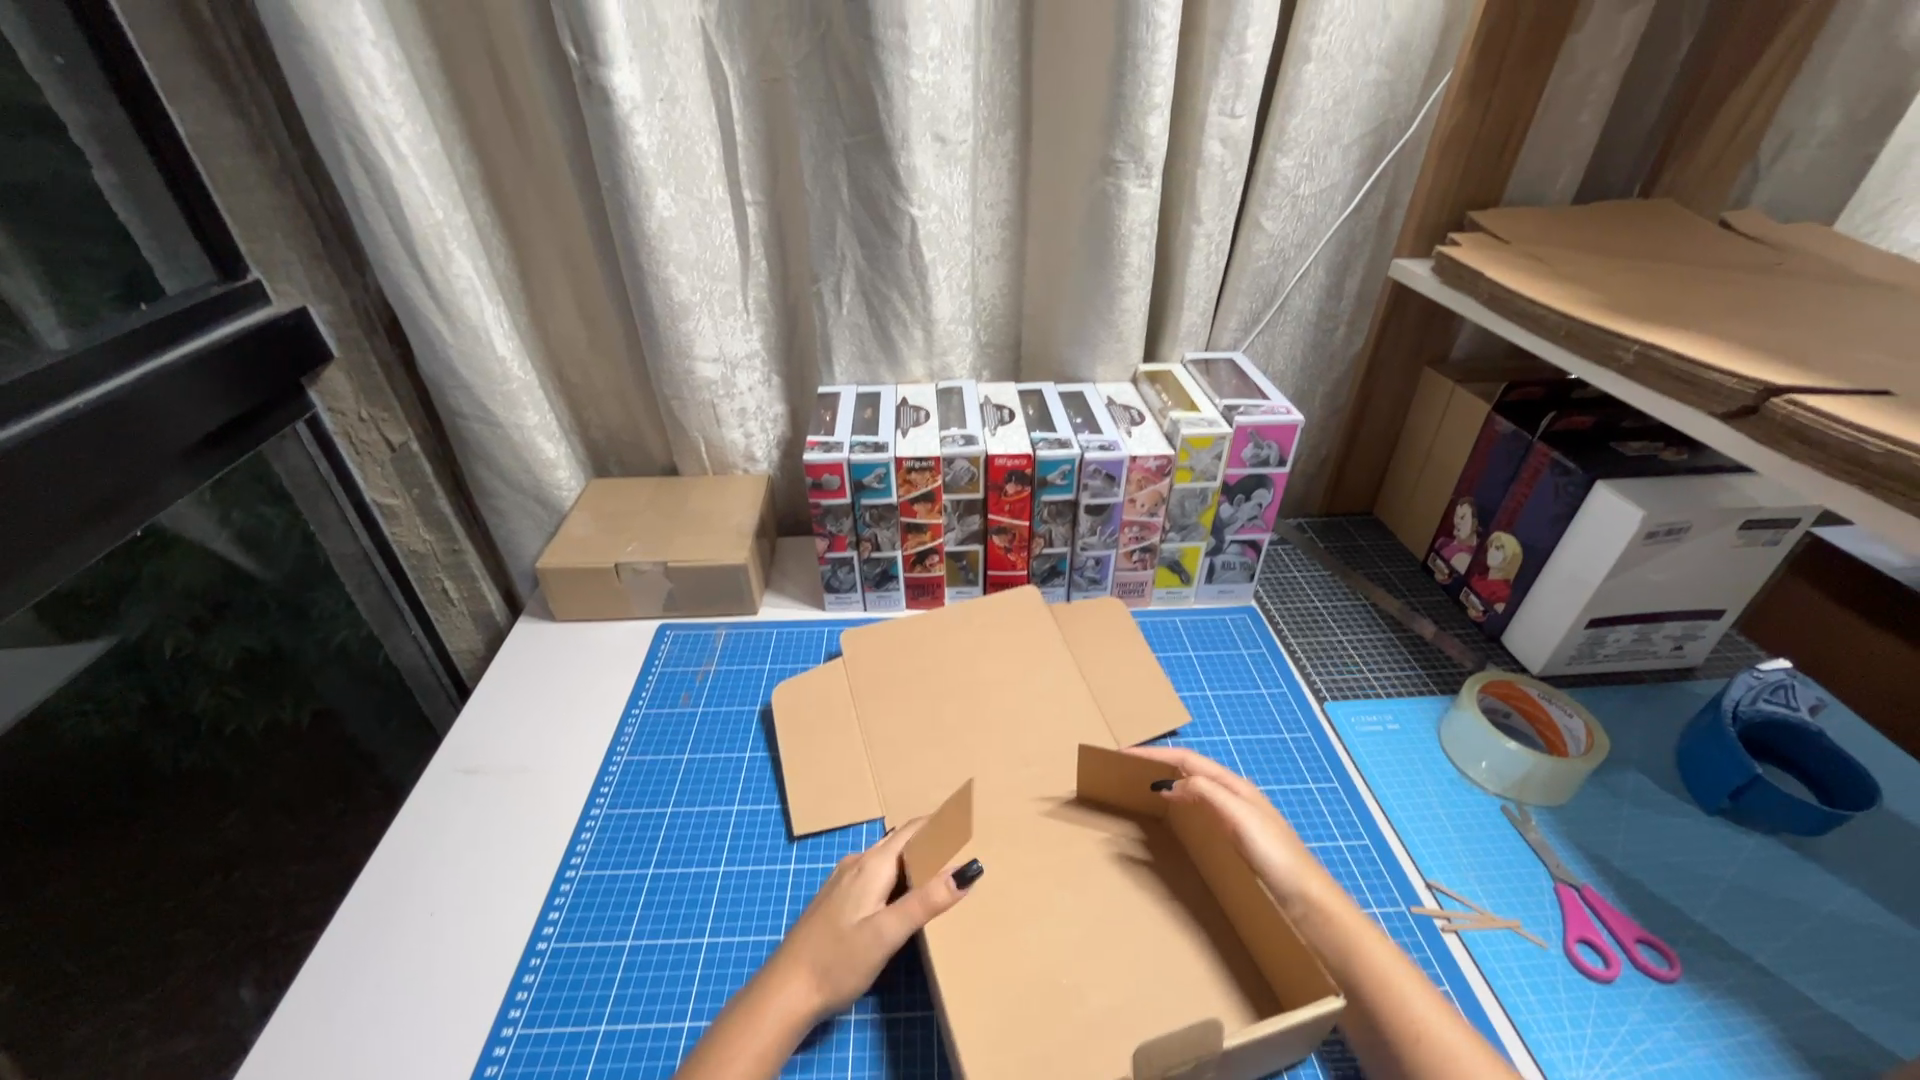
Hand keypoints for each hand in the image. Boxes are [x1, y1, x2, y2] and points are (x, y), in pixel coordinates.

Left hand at [764, 818, 979, 1021]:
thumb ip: (926, 901)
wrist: (786, 990)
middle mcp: (857, 864)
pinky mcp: (837, 899)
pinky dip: (898, 872)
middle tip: (962, 844)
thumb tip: (968, 869)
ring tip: (941, 866)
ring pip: (887, 857)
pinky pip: (875, 873)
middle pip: (900, 840)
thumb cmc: (837, 961)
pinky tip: (904, 893)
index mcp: (872, 866)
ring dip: (914, 856)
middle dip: (930, 838)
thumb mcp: (887, 934)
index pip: (912, 830)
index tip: (967, 821)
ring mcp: (843, 881)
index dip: (940, 824)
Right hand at [1125, 746, 1335, 912]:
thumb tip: (1167, 783)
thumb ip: (1207, 793)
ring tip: (1139, 790)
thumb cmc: (1276, 856)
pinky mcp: (1235, 842)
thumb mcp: (1241, 817)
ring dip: (1166, 784)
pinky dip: (1177, 808)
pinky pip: (1198, 814)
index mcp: (1235, 786)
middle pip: (1189, 771)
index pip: (1187, 759)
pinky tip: (1170, 822)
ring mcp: (1235, 819)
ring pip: (1193, 791)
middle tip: (1126, 771)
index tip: (1122, 755)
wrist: (1308, 902)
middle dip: (1158, 765)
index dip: (1155, 754)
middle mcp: (1234, 797)